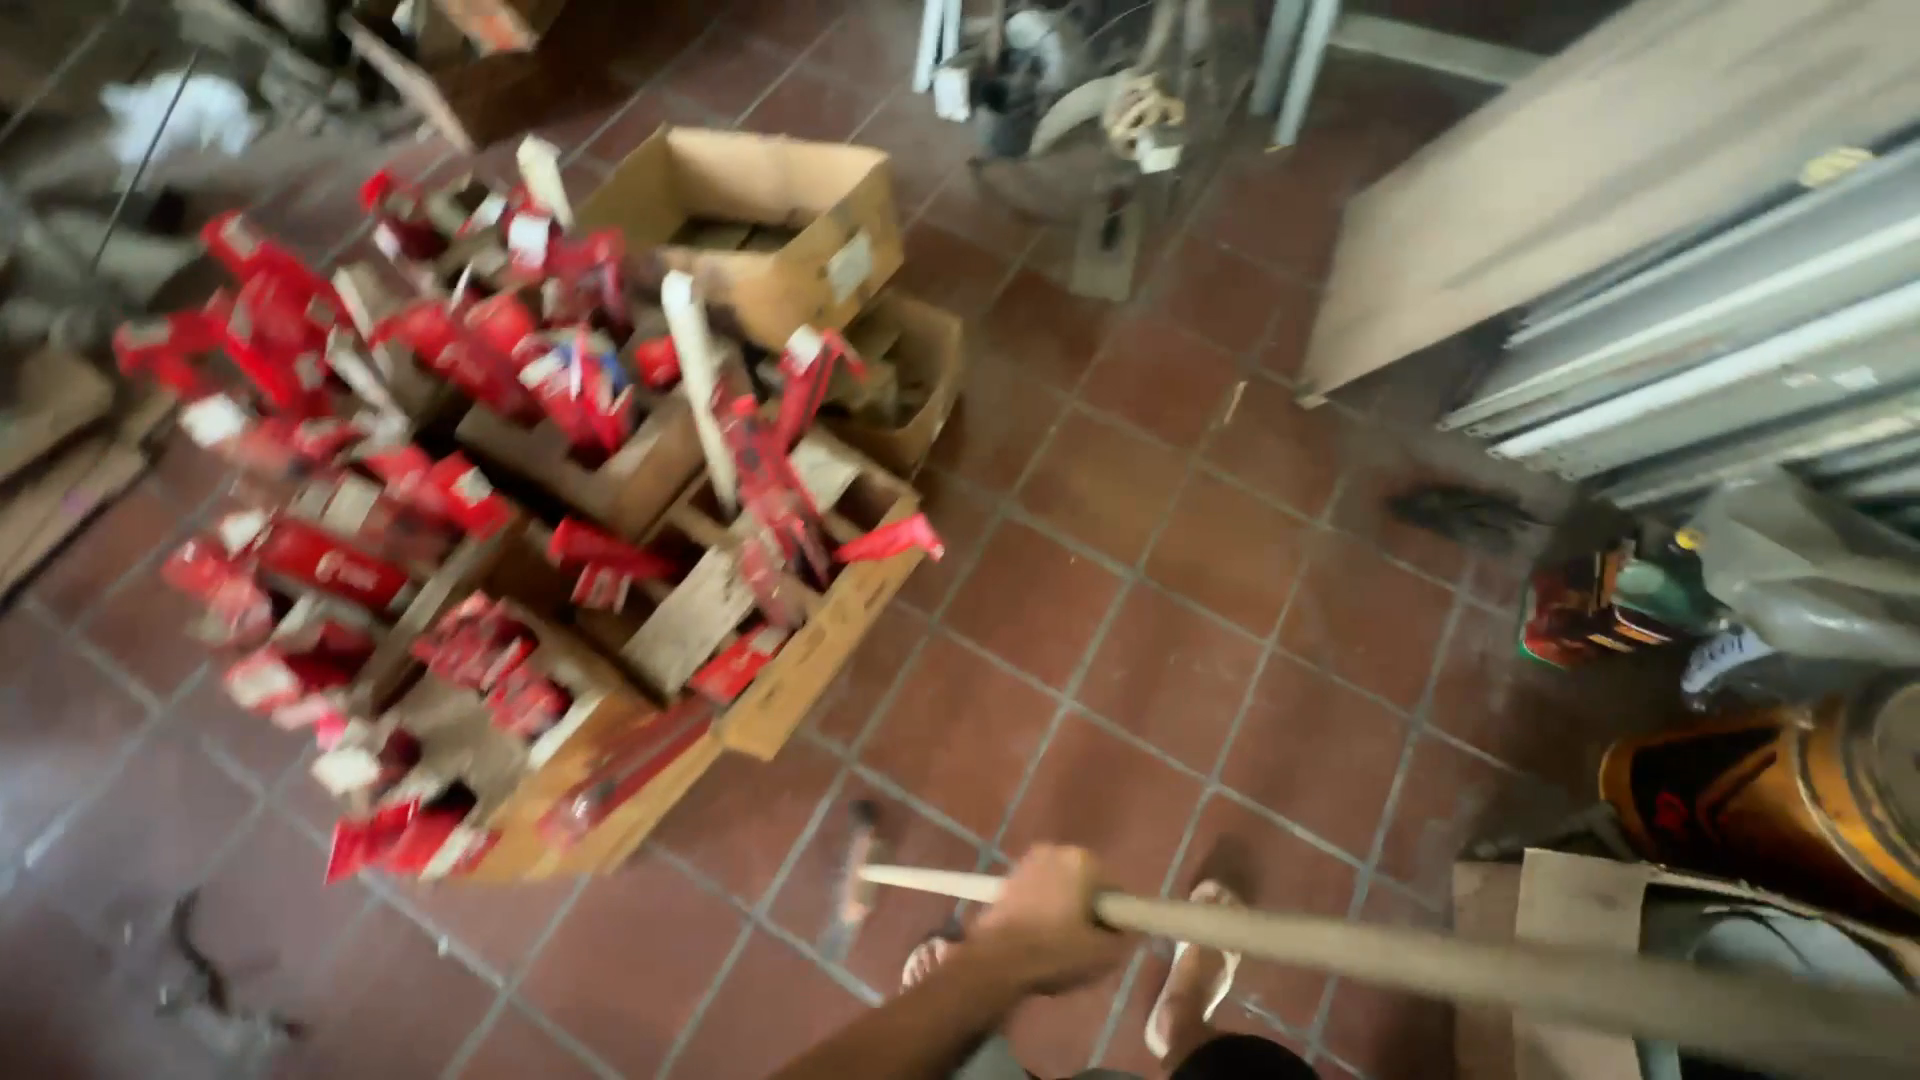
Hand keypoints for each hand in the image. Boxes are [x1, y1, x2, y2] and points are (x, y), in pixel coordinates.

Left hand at [971, 844, 1129, 994]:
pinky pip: (1040, 892)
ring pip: (1061, 887)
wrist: (997, 958)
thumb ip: (1125, 937)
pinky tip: (1040, 936)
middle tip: (1087, 943)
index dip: (1117, 917)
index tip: (1110, 941)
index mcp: (1083, 860)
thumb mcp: (1103, 954)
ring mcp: (1029, 862)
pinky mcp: (1009, 878)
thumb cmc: (1055, 951)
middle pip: (1086, 884)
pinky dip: (1044, 908)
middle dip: (1089, 909)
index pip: (1115, 889)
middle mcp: (1056, 851)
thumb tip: (1130, 928)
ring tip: (1061, 943)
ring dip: (1065, 907)